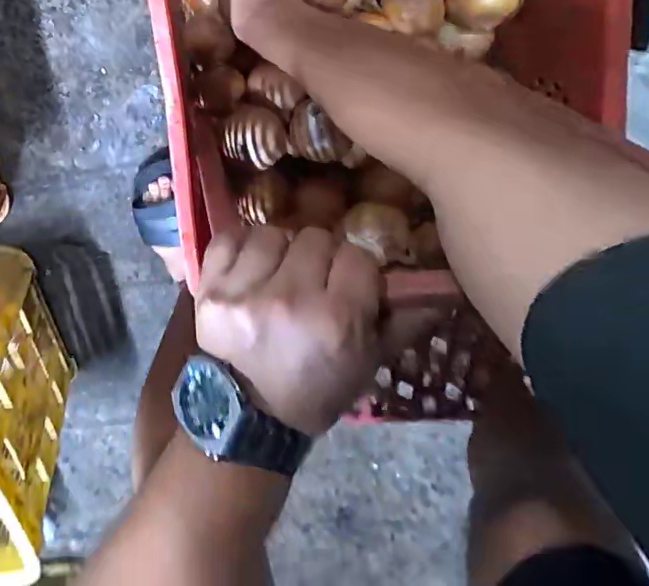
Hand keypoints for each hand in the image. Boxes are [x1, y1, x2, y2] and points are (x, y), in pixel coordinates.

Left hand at [194, 224, 427, 435]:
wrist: (247, 414)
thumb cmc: (314, 389)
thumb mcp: (365, 366)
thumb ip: (401, 324)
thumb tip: (438, 290)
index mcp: (336, 320)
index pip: (357, 257)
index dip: (354, 270)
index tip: (347, 284)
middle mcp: (290, 298)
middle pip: (314, 238)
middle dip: (318, 257)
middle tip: (312, 279)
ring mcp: (244, 290)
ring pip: (273, 234)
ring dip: (279, 250)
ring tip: (277, 275)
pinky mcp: (209, 287)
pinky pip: (229, 238)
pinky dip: (241, 247)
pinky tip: (248, 267)